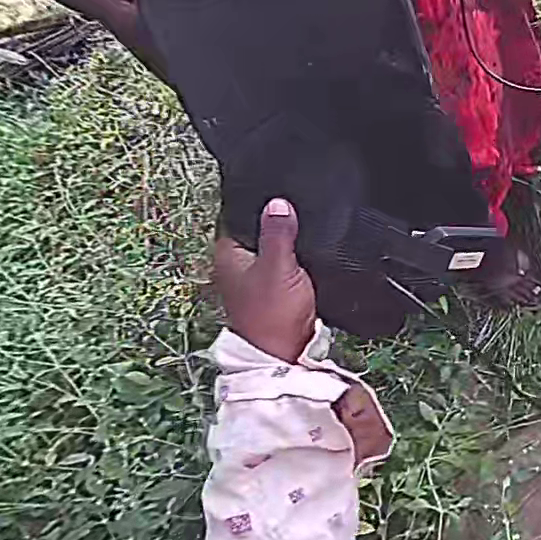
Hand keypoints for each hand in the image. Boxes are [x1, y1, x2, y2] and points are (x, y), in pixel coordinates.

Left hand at [213, 199, 315, 362]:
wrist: (285, 353)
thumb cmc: (274, 311)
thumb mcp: (278, 267)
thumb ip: (278, 233)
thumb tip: (278, 202)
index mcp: (228, 253)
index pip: (240, 215)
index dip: (260, 201)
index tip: (283, 187)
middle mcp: (237, 263)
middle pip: (258, 230)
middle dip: (278, 219)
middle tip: (304, 201)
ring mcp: (256, 277)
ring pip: (274, 247)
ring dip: (289, 240)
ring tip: (311, 221)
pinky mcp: (275, 288)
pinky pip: (286, 263)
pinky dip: (296, 257)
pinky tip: (312, 249)